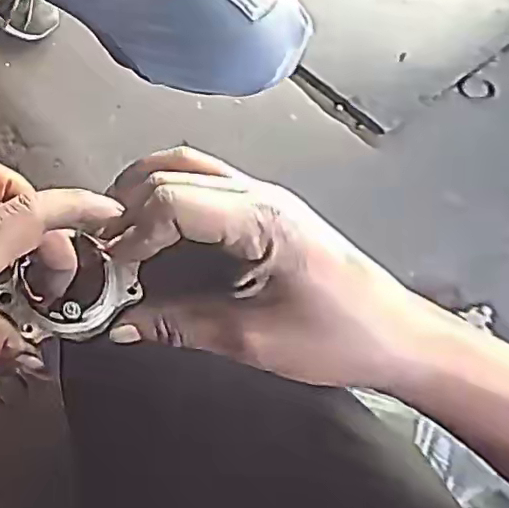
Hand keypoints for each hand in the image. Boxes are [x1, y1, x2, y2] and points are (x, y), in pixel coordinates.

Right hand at [102, 147, 451, 390]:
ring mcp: (258, 196)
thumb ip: (178, 325)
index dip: (132, 232)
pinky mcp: (257, 209)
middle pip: (169, 172)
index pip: (172, 199)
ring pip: (182, 167)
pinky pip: (197, 183)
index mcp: (261, 218)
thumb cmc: (345, 336)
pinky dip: (163, 199)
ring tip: (121, 236)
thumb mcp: (252, 340)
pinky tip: (153, 233)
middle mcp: (258, 194)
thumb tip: (122, 325)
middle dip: (128, 210)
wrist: (400, 338)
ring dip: (142, 195)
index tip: (115, 268)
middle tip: (108, 252)